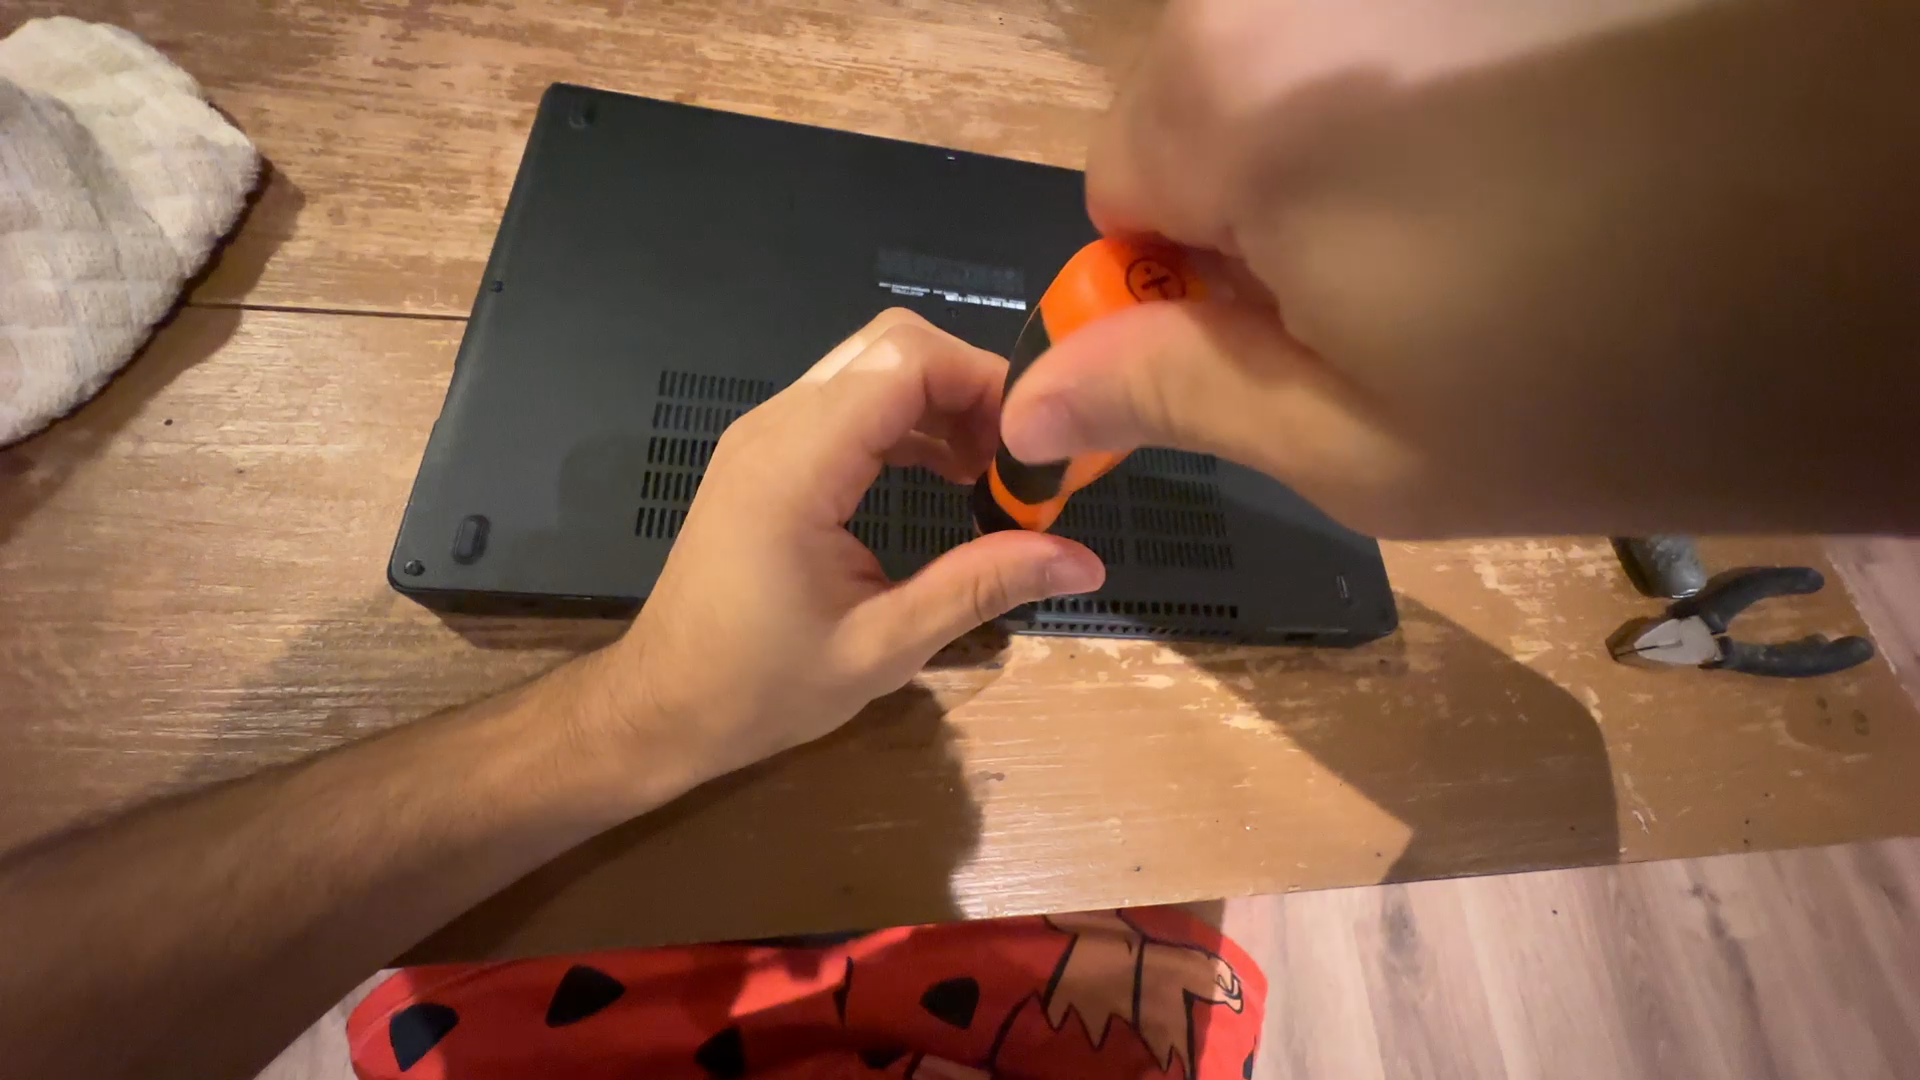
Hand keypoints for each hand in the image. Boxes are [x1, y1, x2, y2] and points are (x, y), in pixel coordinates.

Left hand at [601, 310, 1104, 781]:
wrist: (664, 705)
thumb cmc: (762, 688)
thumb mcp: (884, 646)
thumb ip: (981, 586)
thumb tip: (1084, 561)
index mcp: (796, 466)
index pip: (906, 361)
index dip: (986, 382)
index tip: (1037, 445)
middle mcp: (776, 426)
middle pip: (892, 344)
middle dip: (970, 386)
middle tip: (1016, 460)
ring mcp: (767, 433)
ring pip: (873, 367)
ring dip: (942, 403)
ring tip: (989, 472)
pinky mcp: (770, 452)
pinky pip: (852, 404)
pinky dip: (909, 423)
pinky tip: (943, 474)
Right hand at [1002, 0, 1919, 536]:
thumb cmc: (1611, 391)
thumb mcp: (1344, 442)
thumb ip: (1162, 397)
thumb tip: (1025, 406)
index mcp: (1238, 99)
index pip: (1109, 195)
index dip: (1167, 286)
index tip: (1268, 341)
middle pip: (1198, 117)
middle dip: (1251, 218)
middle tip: (1390, 304)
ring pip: (1301, 71)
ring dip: (1348, 165)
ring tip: (1496, 236)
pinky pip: (1399, 33)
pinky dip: (1442, 99)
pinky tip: (1563, 154)